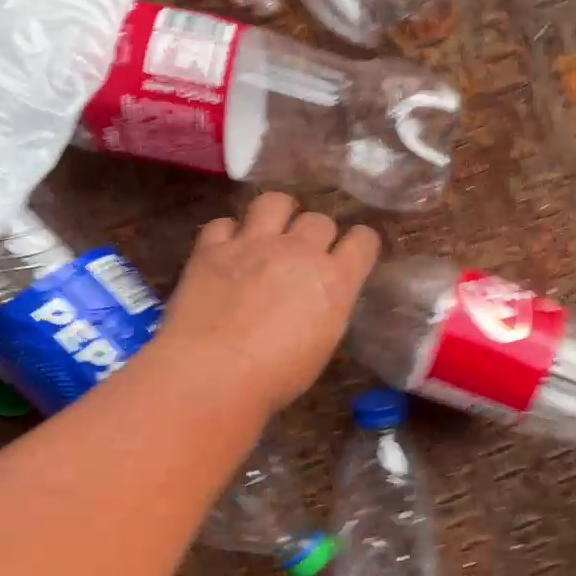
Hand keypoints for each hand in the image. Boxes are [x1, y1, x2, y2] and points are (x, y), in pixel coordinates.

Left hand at [154, 192, 379, 409]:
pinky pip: (224, 223)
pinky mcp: (211, 249)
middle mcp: (299, 251)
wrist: (213, 374)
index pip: (364, 240)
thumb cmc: (278, 374)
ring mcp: (253, 245)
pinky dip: (229, 233)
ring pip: (274, 201)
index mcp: (335, 279)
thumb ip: (329, 306)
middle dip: (318, 233)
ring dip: (278, 213)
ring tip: (272, 230)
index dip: (361, 244)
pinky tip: (228, 250)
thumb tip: (324, 295)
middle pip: (320, 219)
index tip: (354, 255)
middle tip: (307, 254)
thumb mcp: (324, 342)